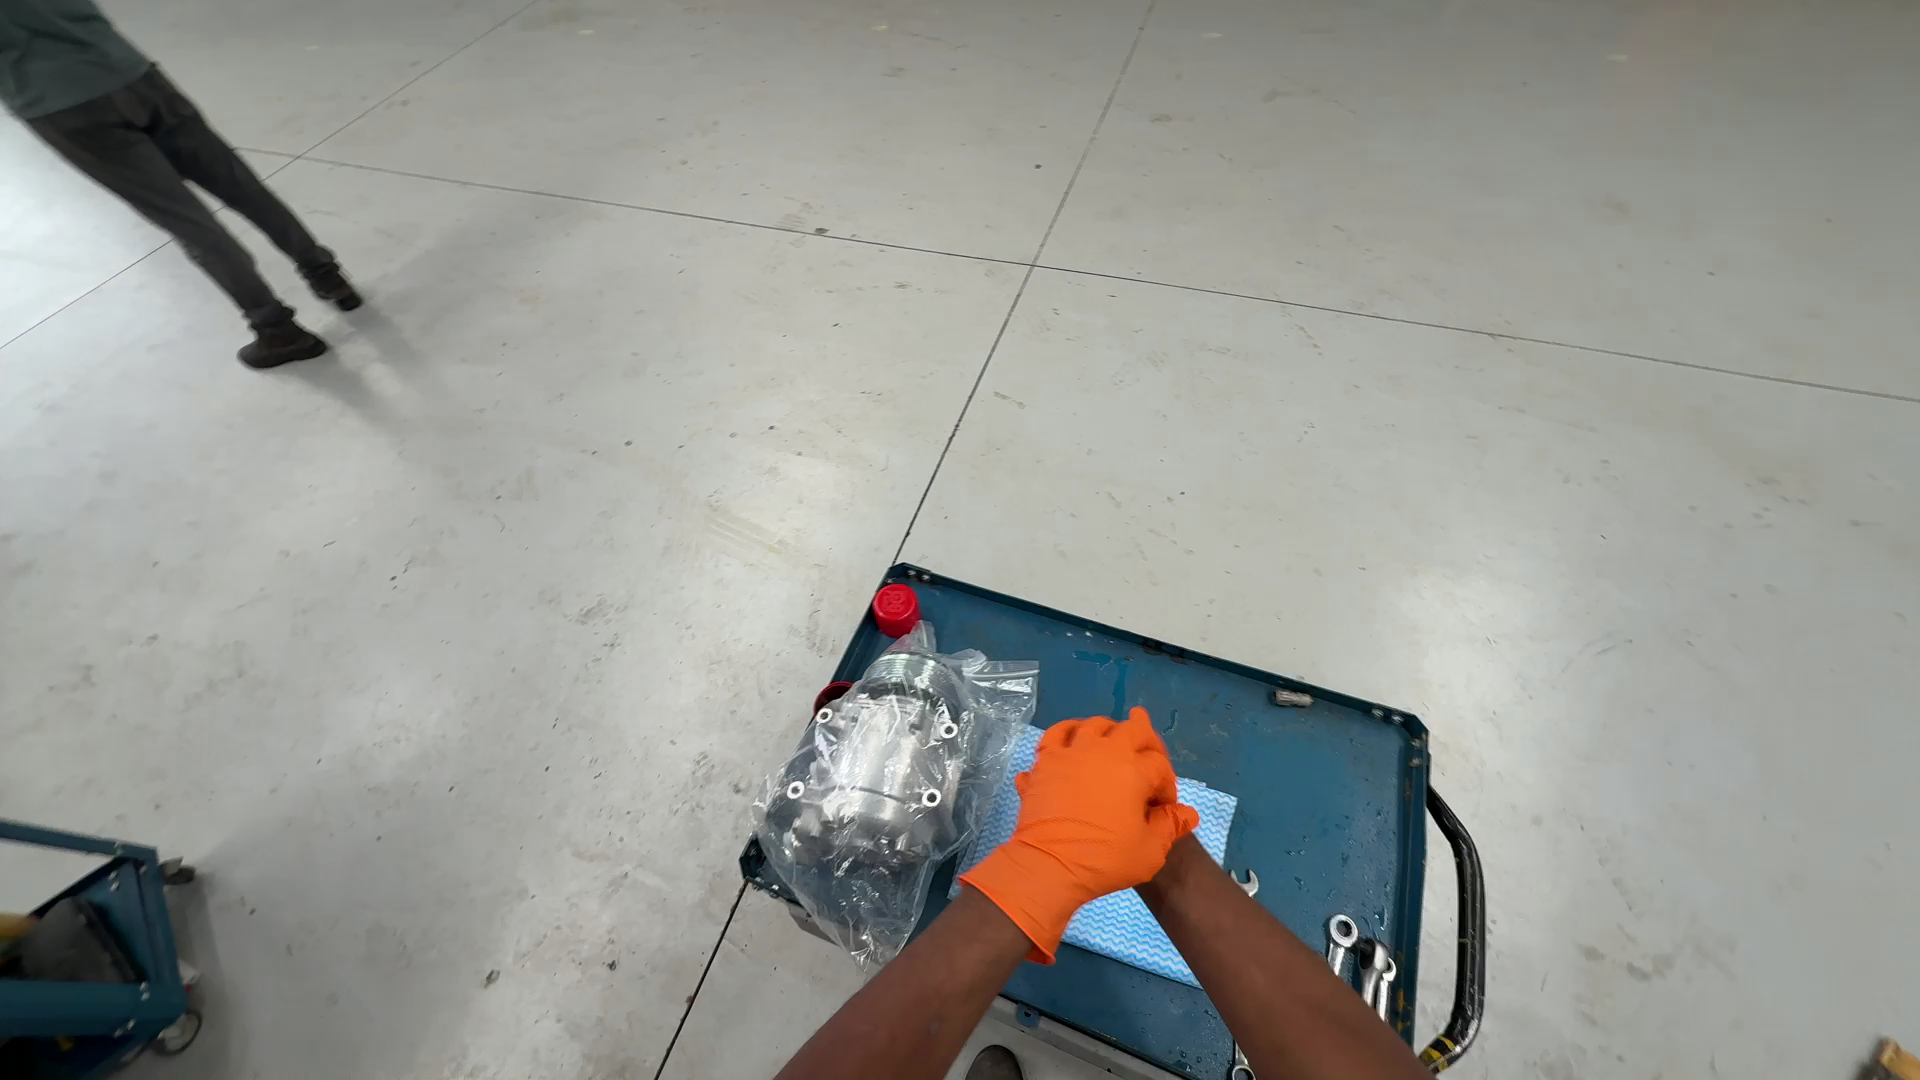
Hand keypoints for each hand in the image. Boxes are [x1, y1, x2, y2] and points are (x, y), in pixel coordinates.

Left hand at [959, 707, 1199, 961]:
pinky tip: (1071, 738)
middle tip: (1149, 753)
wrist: (1051, 863)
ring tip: (1113, 740)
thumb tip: (1188, 814)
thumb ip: (1169, 826)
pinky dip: (1067, 731)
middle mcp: (1103, 752)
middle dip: (1147, 738)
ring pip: (1094, 725)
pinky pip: (1056, 733)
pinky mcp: (1045, 761)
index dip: (1166, 783)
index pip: (1160, 765)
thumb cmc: (1105, 859)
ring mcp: (1071, 752)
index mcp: (1133, 770)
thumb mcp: (1150, 850)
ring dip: (1109, 729)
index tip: (1163, 806)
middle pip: (1132, 729)